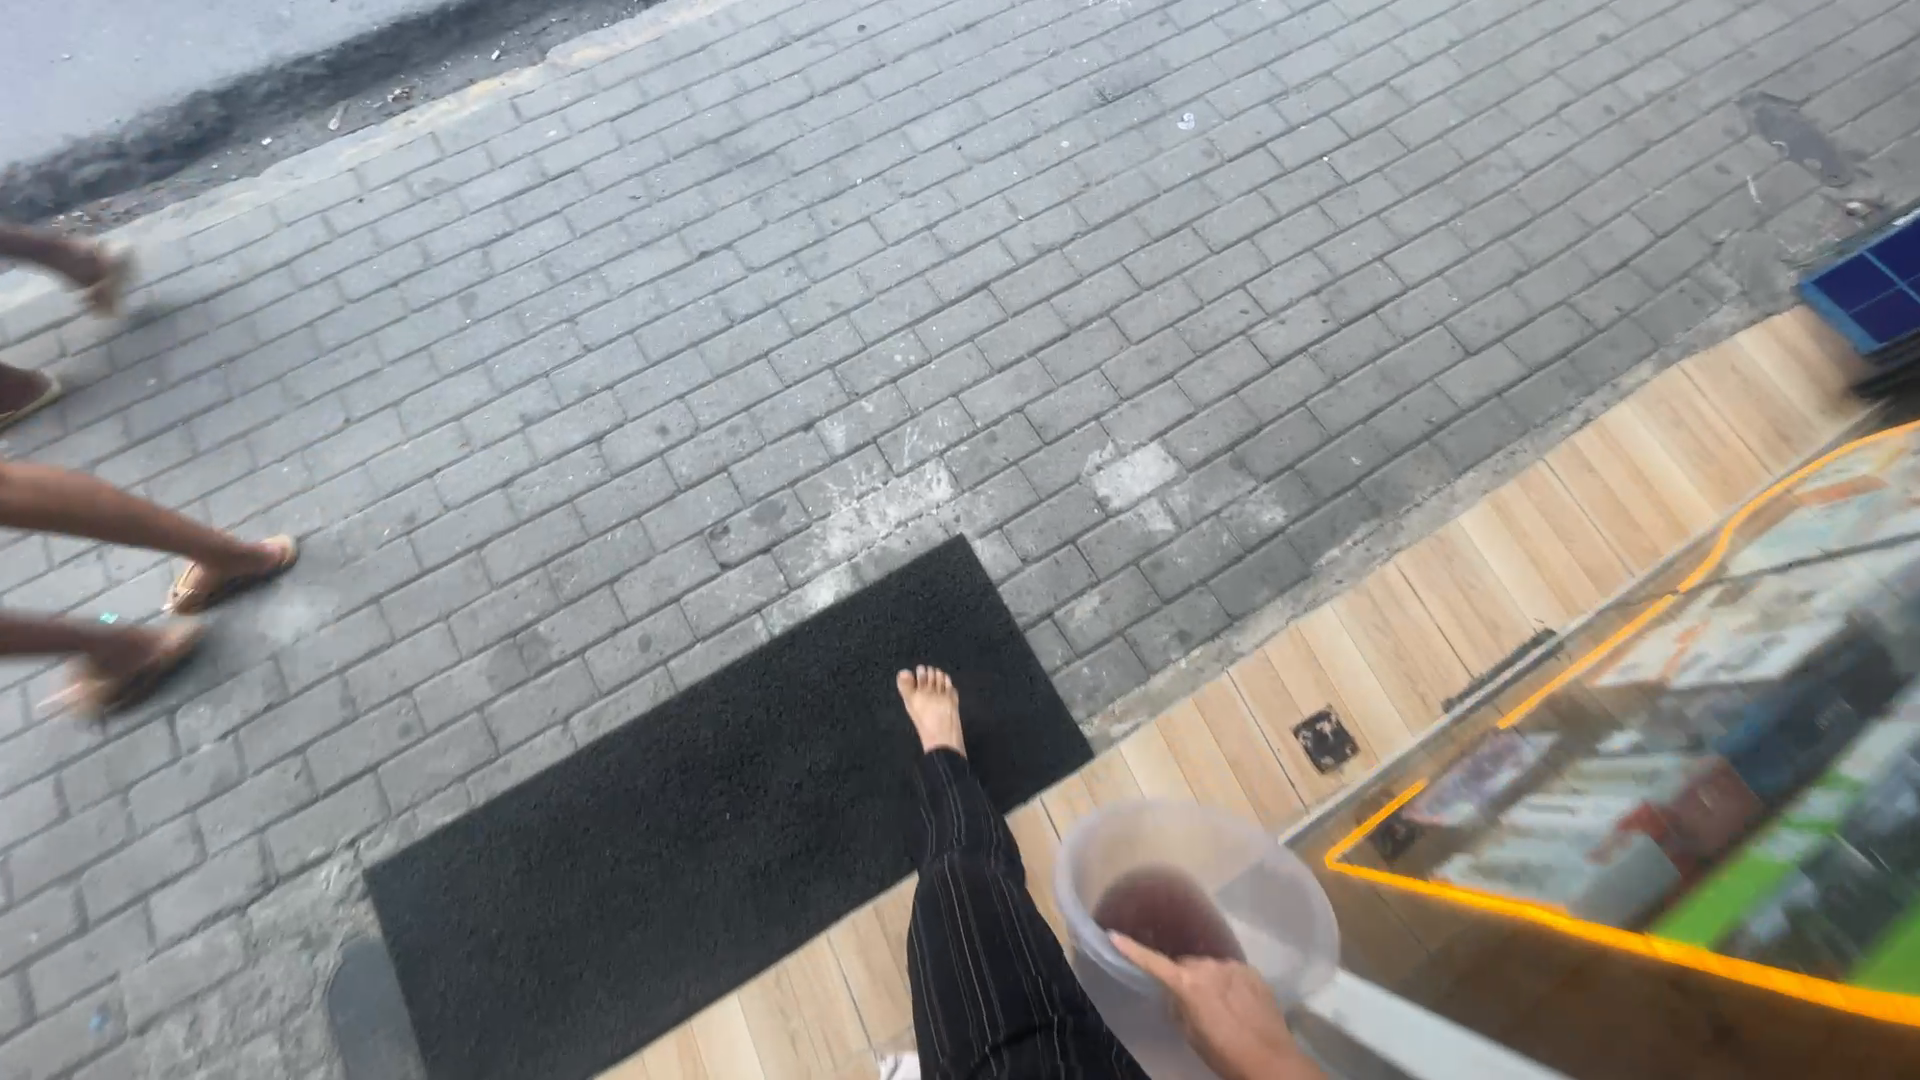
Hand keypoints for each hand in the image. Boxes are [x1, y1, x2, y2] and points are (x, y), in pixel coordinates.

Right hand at [1109, 932, 1323, 1079]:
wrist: (1274, 1063)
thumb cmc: (1226, 1056)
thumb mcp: (1192, 1037)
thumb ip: (1179, 1008)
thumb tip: (1175, 995)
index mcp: (1187, 984)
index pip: (1152, 962)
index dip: (1131, 950)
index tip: (1113, 935)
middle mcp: (1207, 966)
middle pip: (1185, 965)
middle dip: (1184, 978)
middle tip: (1190, 1003)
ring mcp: (1231, 965)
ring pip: (1209, 967)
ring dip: (1208, 980)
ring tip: (1220, 1007)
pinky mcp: (1251, 970)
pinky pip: (1230, 972)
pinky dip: (1228, 984)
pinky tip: (1239, 1005)